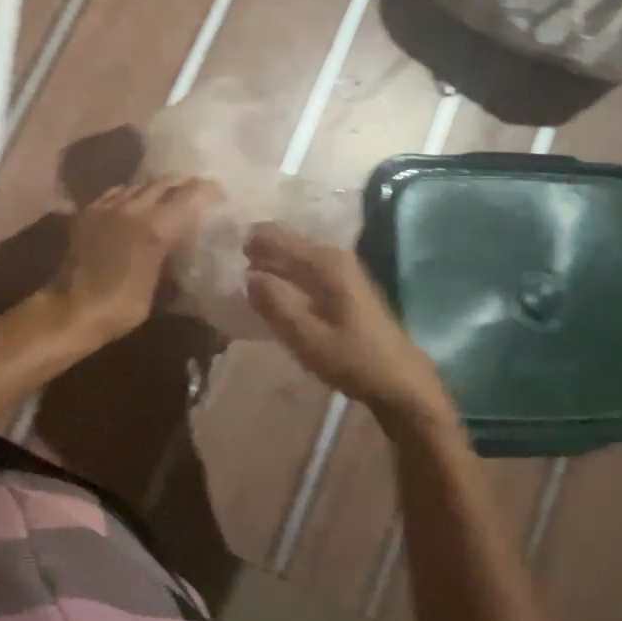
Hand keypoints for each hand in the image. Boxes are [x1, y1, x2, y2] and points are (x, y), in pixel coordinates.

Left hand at [47, 176, 223, 341]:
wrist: (71, 309)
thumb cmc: (120, 307)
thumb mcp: (159, 288)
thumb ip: (171, 257)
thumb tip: (181, 248)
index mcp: (156, 227)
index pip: (190, 195)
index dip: (208, 191)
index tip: (220, 195)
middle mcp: (132, 208)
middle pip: (164, 183)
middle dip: (183, 186)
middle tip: (196, 196)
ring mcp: (107, 206)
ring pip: (139, 185)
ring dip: (156, 190)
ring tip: (166, 201)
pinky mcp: (88, 212)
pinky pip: (116, 193)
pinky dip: (130, 196)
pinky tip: (134, 208)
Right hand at [245, 224, 457, 433]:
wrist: (401, 383)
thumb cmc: (353, 359)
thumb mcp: (307, 336)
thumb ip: (275, 303)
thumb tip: (247, 276)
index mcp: (325, 262)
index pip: (274, 237)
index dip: (246, 243)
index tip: (221, 258)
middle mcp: (333, 257)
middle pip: (285, 244)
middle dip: (255, 254)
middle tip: (224, 272)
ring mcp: (341, 271)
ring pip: (293, 258)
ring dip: (268, 268)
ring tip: (240, 284)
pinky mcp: (343, 288)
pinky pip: (303, 272)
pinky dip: (284, 279)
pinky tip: (270, 297)